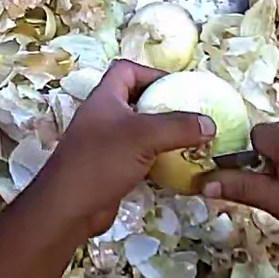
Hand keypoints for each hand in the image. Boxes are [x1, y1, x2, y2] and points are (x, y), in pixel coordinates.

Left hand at [22, 60, 215, 239]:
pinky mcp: (109, 168)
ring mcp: (104, 143)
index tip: (176, 86)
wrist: (69, 207)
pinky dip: (156, 158)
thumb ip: (179, 126)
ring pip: (138, 130)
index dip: (151, 73)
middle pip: (135, 99)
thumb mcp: (144, 136)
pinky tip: (174, 167)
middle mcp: (103, 116)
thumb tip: (209, 124)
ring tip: (188, 140)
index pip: (126, 70)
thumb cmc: (102, 160)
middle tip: (188, 115)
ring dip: (161, 134)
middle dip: (162, 105)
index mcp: (105, 97)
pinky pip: (138, 156)